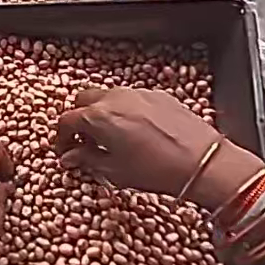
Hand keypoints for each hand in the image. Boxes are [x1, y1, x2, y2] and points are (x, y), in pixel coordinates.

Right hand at [52, 87, 253, 198]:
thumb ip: (87, 159)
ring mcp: (138, 94)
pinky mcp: (159, 96)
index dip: (61, 137)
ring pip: (107, 96)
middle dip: (78, 119)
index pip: (66, 121)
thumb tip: (70, 156)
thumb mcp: (114, 170)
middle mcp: (115, 98)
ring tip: (109, 137)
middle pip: (83, 100)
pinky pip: (131, 98)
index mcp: (98, 117)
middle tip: (82, 141)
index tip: (64, 150)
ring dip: (100, 113)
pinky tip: (134, 131)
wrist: (203, 163)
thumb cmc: (157, 170)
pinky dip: (124, 110)